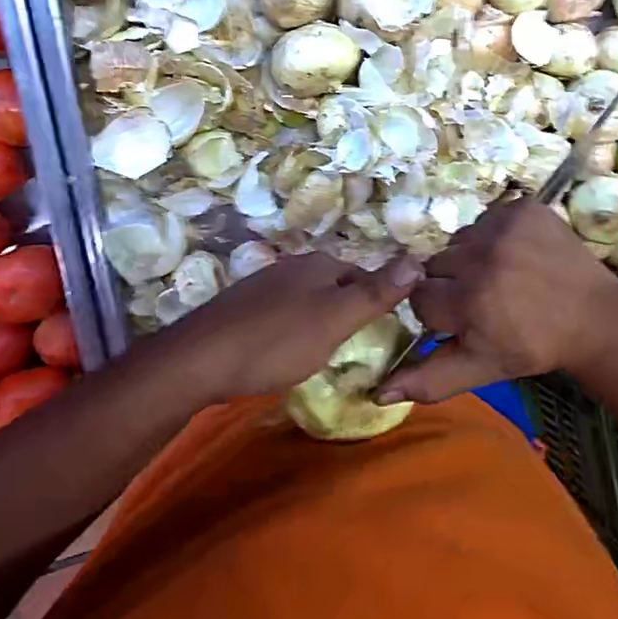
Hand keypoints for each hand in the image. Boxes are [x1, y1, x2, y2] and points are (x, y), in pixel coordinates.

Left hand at [166, 251, 424, 400]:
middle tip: (352, 348)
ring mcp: (266, 284)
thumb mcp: (336, 319)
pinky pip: (283, 313)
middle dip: (347, 311)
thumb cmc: (277, 340)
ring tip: (321, 353)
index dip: (377, 303)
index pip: (365, 275)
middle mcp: (294, 265)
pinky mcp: (244, 307)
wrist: (200, 360)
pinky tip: (284, 351)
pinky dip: (292, 329)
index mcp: (320, 263)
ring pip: (309, 299)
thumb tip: (417, 258)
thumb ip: (377, 292)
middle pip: (336, 285)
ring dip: (320, 321)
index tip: (381, 334)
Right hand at [377, 201, 617, 404]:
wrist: (593, 316)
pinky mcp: (523, 207)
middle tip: (484, 296)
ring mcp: (504, 227)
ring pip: (460, 239)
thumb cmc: (533, 346)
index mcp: (468, 300)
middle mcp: (482, 257)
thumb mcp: (482, 368)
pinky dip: (494, 234)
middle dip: (453, 281)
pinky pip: (487, 217)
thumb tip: (379, 392)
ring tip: (501, 274)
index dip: (439, 309)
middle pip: (438, 263)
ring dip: (471, 256)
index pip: (421, 296)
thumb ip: (430, 378)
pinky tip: (515, 253)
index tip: (464, 316)